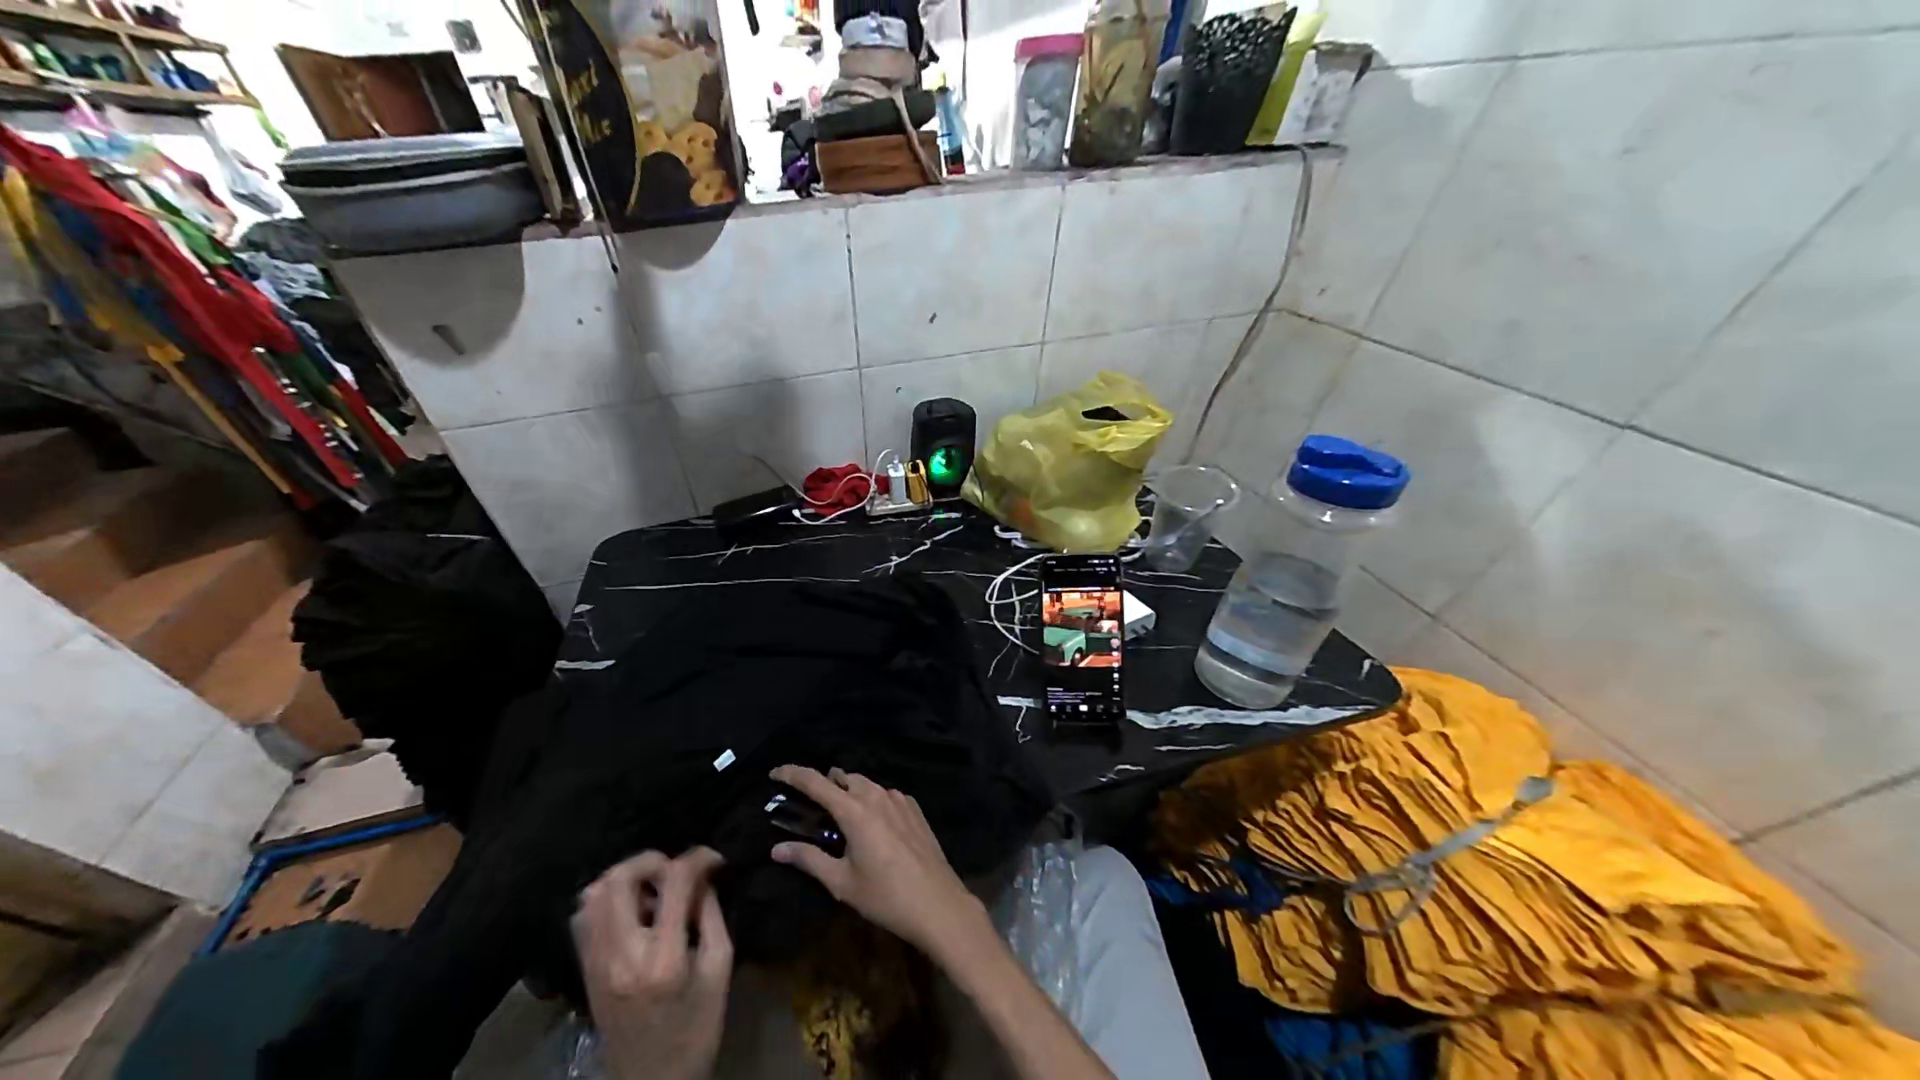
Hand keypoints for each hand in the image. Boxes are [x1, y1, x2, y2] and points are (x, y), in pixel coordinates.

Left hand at [571, 848, 731, 1079]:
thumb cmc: (697, 1028)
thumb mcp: (720, 968)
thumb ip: (711, 915)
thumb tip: (703, 877)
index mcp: (664, 959)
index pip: (674, 883)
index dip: (697, 858)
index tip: (714, 859)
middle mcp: (621, 955)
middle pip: (620, 879)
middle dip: (652, 859)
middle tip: (676, 869)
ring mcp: (596, 963)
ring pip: (594, 893)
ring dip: (626, 877)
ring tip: (652, 889)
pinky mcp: (584, 970)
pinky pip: (583, 916)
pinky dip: (606, 899)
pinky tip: (631, 908)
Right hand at [768, 765, 990, 958]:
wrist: (938, 904)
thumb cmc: (886, 896)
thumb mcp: (841, 882)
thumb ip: (809, 859)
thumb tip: (777, 848)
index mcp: (854, 810)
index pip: (815, 782)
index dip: (792, 774)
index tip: (775, 773)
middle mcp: (877, 796)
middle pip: (844, 777)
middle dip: (825, 784)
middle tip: (811, 806)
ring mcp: (900, 800)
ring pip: (867, 785)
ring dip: (849, 791)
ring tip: (840, 816)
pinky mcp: (915, 810)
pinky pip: (887, 796)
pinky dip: (872, 801)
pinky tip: (872, 824)